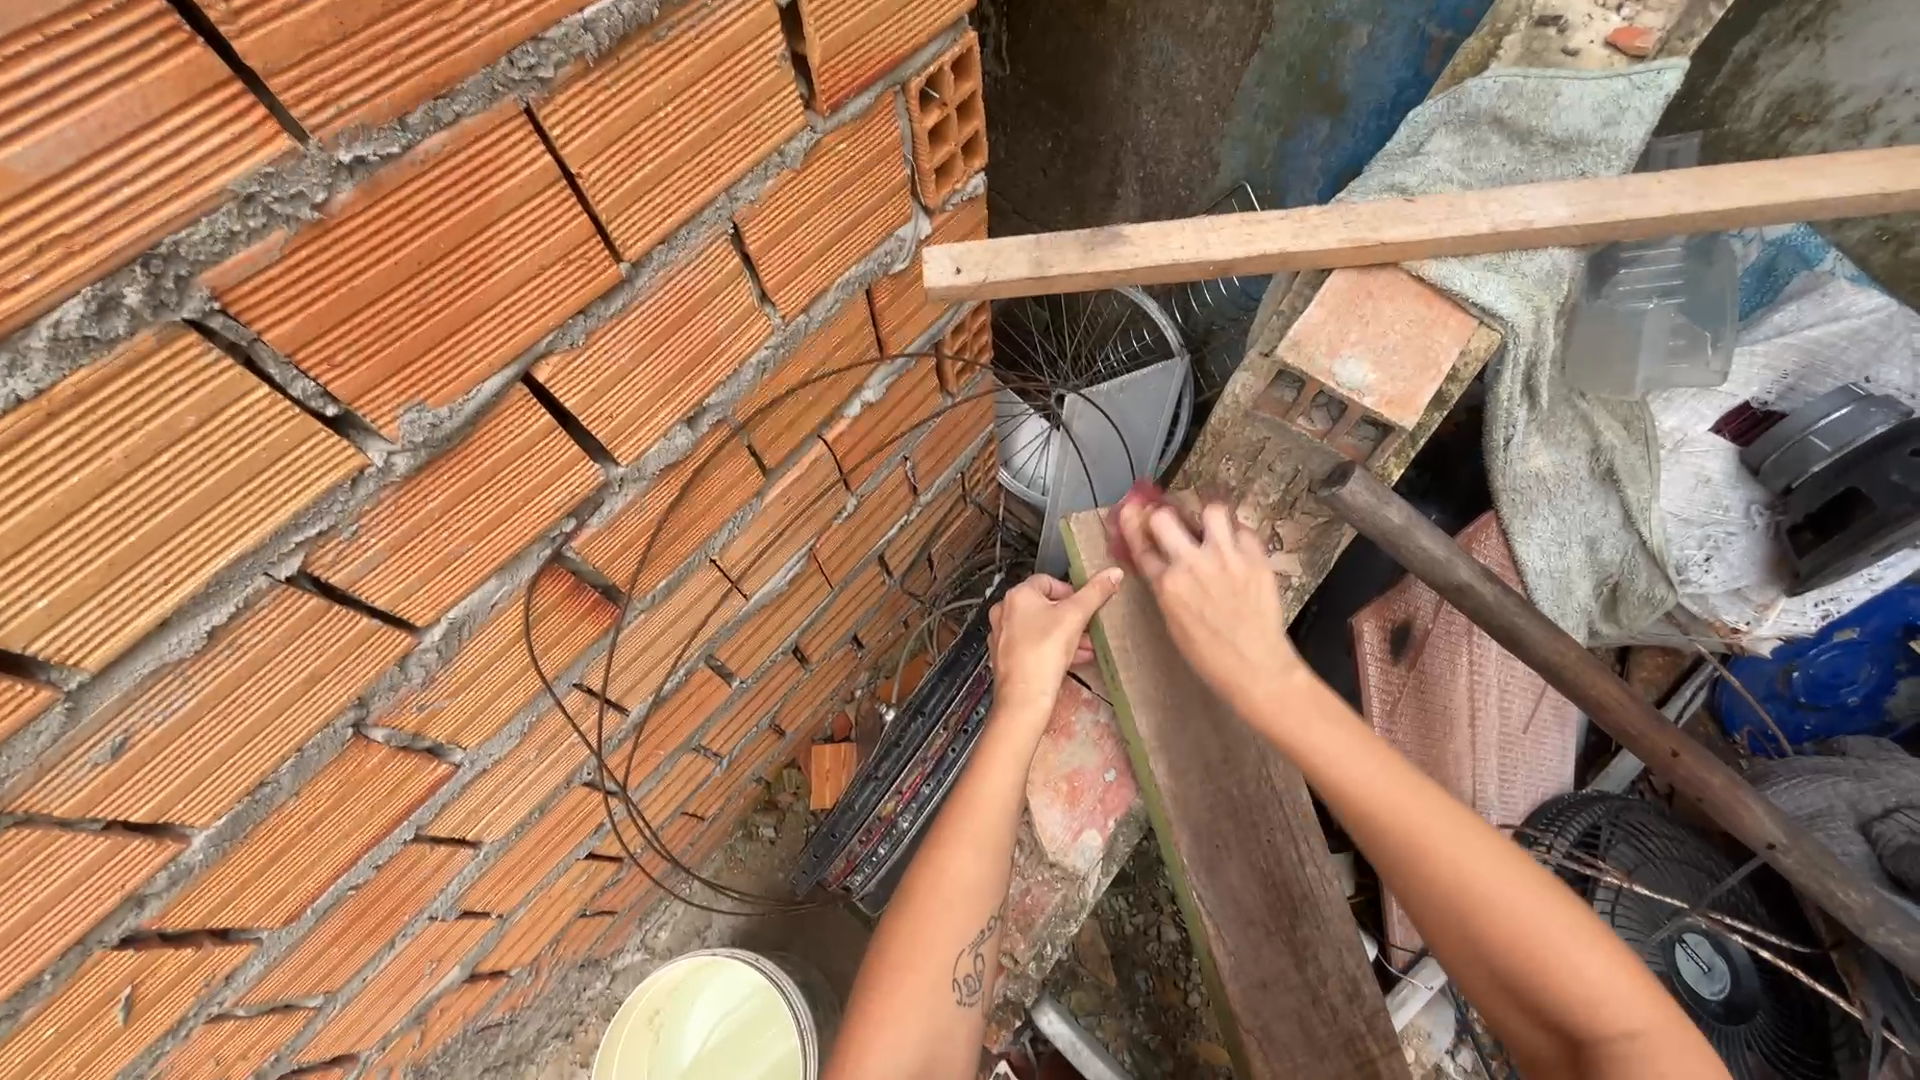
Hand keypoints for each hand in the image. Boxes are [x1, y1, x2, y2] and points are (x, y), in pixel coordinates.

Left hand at [987, 571, 1122, 714]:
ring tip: (1087, 646)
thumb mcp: (1076, 616)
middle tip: (1089, 627)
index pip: (1048, 581)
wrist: (1025, 696)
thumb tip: (1113, 573)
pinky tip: (1074, 659)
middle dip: (1071, 617)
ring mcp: (1003, 635)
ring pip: (1040, 628)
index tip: (1086, 604)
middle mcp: (1005, 612)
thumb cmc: (1044, 652)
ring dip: (1066, 635)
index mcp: (1018, 595)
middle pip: (1045, 606)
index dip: (1070, 591)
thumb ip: (1096, 593)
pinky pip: (1033, 646)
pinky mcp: (1006, 657)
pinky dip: (1053, 649)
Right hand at [1116, 500, 1303, 715]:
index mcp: (1167, 585)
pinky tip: (1236, 546)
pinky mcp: (1256, 558)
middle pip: (1165, 518)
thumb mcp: (1172, 620)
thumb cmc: (1210, 654)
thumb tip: (1162, 564)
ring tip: (1211, 527)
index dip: (1132, 525)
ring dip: (1207, 517)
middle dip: (1163, 516)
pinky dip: (1237, 534)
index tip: (1130, 510)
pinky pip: (1244, 529)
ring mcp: (1226, 558)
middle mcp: (1193, 565)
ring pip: (1212, 510)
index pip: (1141, 545)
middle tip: (1171, 521)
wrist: (1256, 667)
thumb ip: (1165, 586)